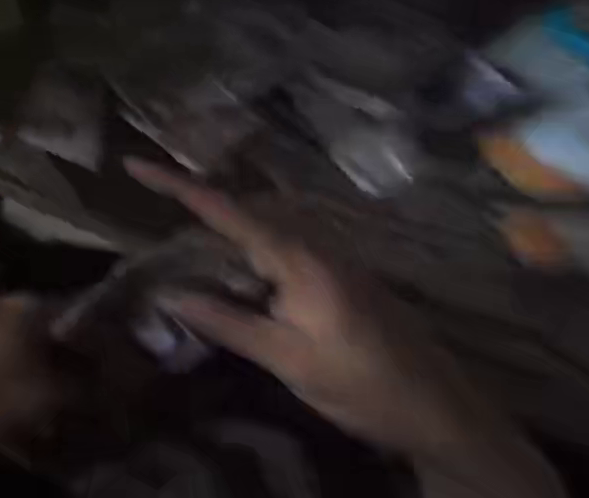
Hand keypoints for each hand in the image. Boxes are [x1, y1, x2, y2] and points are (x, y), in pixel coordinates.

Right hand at [128, 158, 564, 497]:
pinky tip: (230, 259)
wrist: (456, 425)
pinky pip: (276, 240)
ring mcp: (331, 260)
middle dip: (191, 193)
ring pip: (260, 221)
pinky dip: (240, 237)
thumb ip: (225, 322)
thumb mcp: (289, 361)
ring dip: (217, 215)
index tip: (132, 163)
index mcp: (298, 260)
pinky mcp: (339, 276)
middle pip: (241, 206)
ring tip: (177, 216)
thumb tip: (164, 293)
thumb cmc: (368, 388)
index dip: (174, 184)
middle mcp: (314, 248)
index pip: (223, 209)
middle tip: (146, 184)